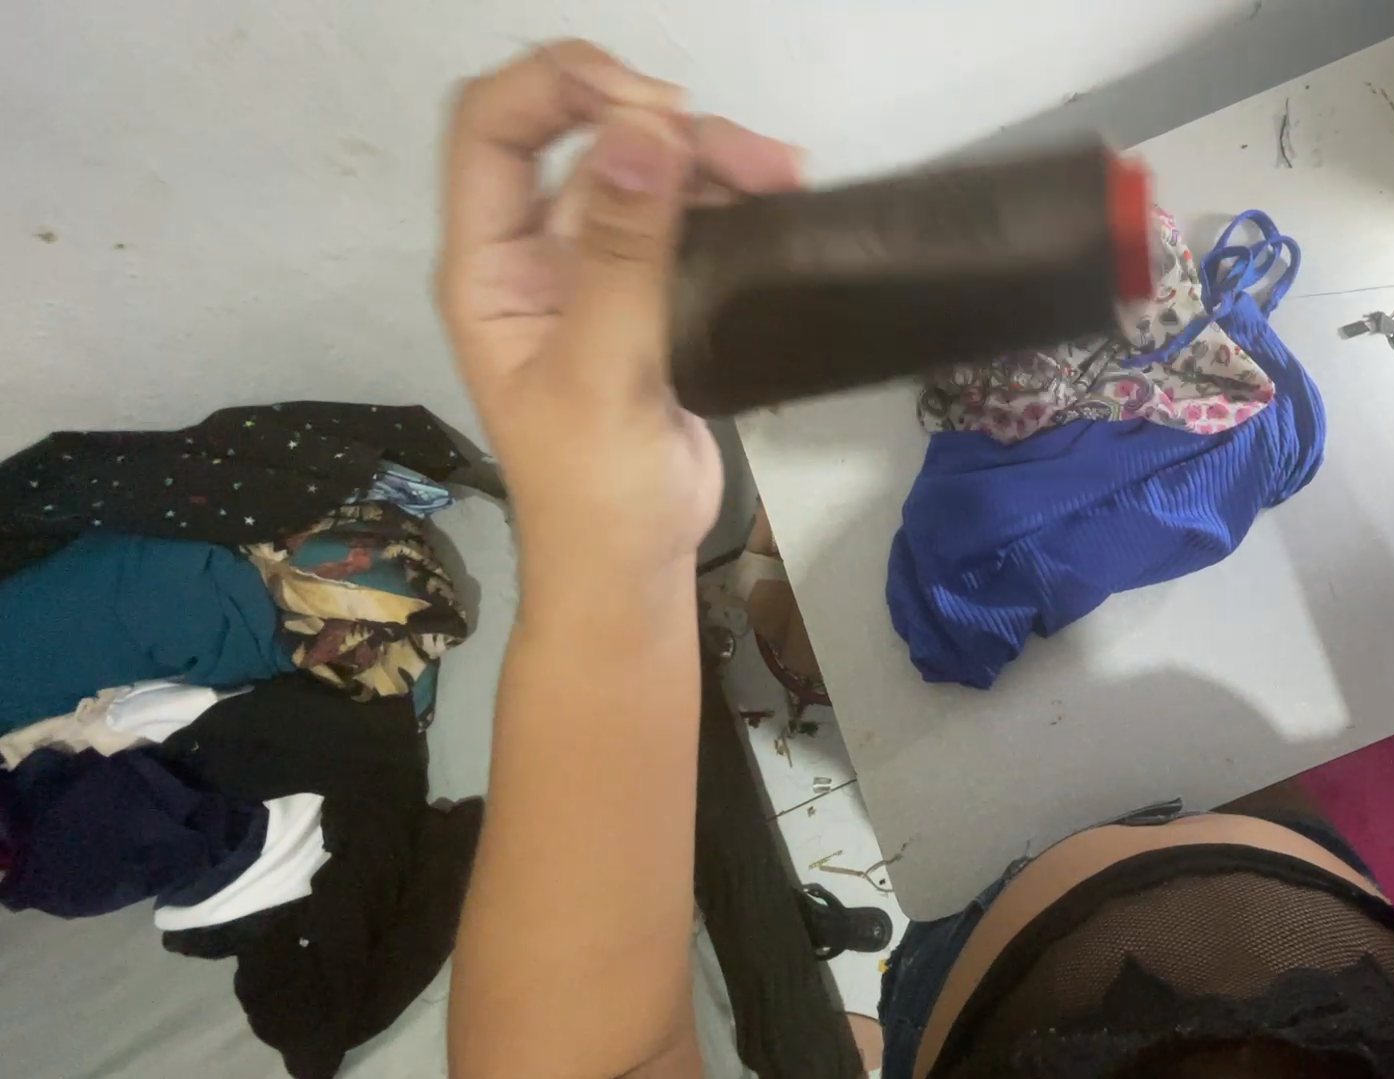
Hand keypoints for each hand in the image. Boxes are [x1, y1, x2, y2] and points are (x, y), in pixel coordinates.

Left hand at [435, 41, 801, 586]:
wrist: (635, 558)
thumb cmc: (597, 487)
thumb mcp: (600, 373)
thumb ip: (619, 259)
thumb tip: (644, 134)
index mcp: (493, 267)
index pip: (498, 129)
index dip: (566, 91)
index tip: (663, 114)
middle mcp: (543, 261)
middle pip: (592, 149)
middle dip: (668, 134)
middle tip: (757, 158)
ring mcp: (605, 286)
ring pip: (650, 189)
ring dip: (712, 169)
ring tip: (785, 175)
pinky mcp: (660, 312)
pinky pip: (689, 238)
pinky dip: (729, 215)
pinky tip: (774, 210)